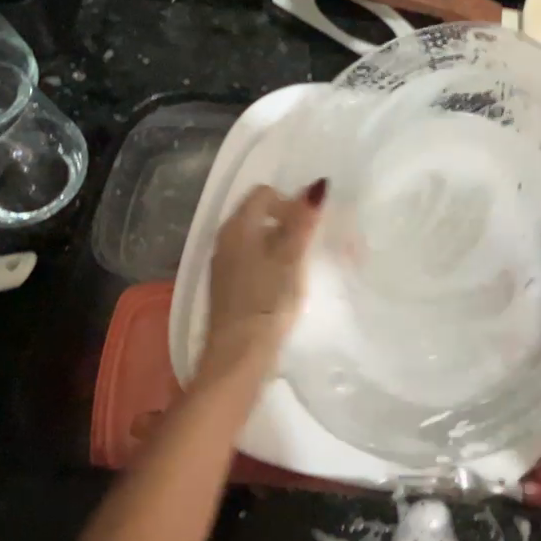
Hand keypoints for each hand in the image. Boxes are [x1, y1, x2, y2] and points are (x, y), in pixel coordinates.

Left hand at [200, 181, 324, 381]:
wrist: (238, 355)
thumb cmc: (267, 300)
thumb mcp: (292, 256)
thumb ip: (303, 219)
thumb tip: (317, 185)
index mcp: (237, 226)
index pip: (264, 193)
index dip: (290, 202)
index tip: (309, 226)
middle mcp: (225, 239)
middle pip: (259, 215)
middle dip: (288, 223)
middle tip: (312, 245)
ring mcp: (223, 265)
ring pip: (256, 239)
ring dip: (280, 245)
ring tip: (302, 267)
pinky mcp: (227, 288)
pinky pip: (251, 261)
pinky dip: (270, 264)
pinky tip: (284, 286)